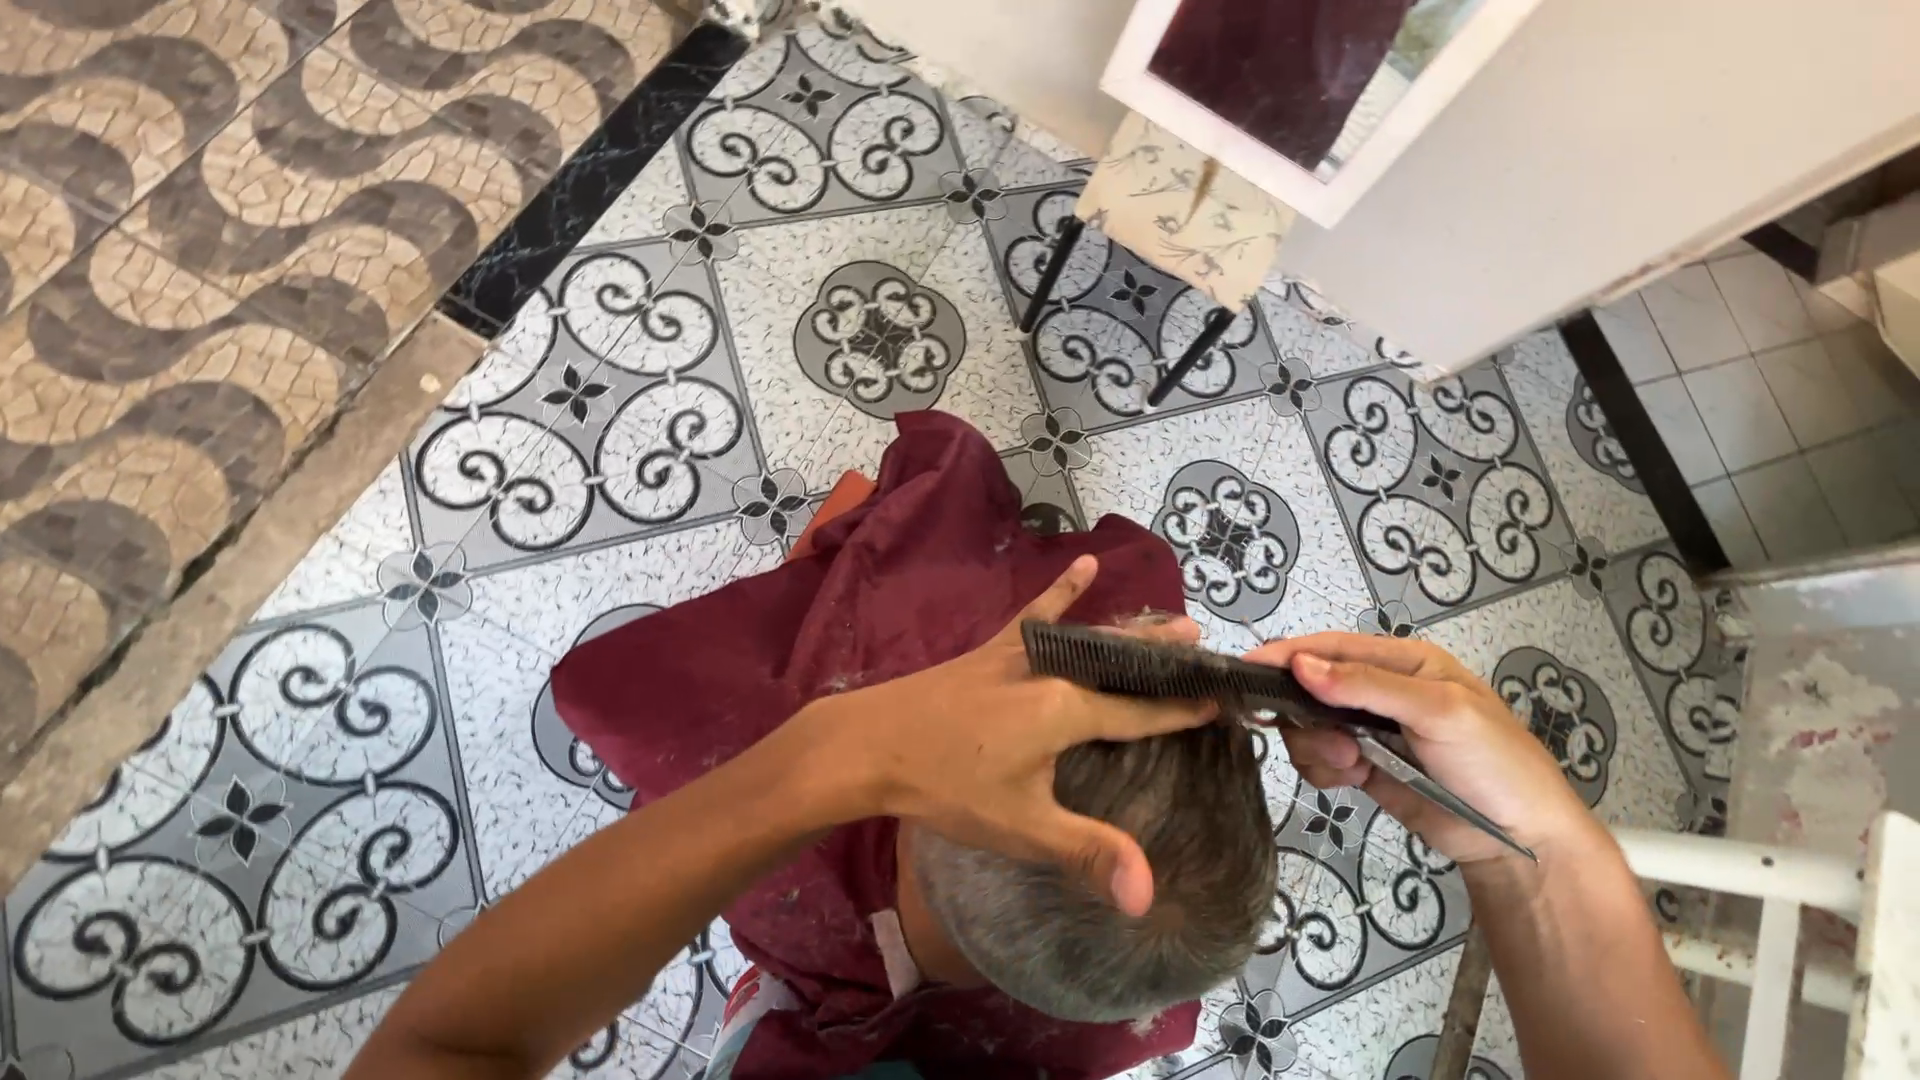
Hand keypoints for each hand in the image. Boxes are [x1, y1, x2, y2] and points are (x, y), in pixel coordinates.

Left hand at [789, 555, 1214, 915]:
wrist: (870, 743)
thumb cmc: (948, 786)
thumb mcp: (1022, 826)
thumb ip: (1088, 852)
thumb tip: (1147, 896)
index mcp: (1067, 711)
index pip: (1140, 711)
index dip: (1181, 711)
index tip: (1221, 702)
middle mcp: (1051, 672)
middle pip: (1121, 663)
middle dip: (1166, 660)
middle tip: (1207, 648)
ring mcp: (1019, 655)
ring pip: (1090, 638)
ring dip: (1131, 632)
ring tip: (1170, 621)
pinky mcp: (990, 650)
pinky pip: (1034, 615)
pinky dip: (1059, 592)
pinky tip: (1080, 564)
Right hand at [1247, 633, 1603, 865]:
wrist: (1520, 842)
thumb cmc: (1493, 762)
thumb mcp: (1439, 712)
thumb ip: (1367, 686)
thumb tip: (1300, 665)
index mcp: (1403, 662)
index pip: (1332, 647)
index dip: (1289, 654)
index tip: (1247, 668)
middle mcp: (1380, 690)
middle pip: (1310, 687)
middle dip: (1305, 712)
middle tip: (1328, 742)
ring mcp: (1368, 729)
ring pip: (1307, 724)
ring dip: (1317, 745)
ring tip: (1351, 766)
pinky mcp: (1361, 764)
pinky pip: (1317, 757)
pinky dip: (1323, 768)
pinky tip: (1352, 779)